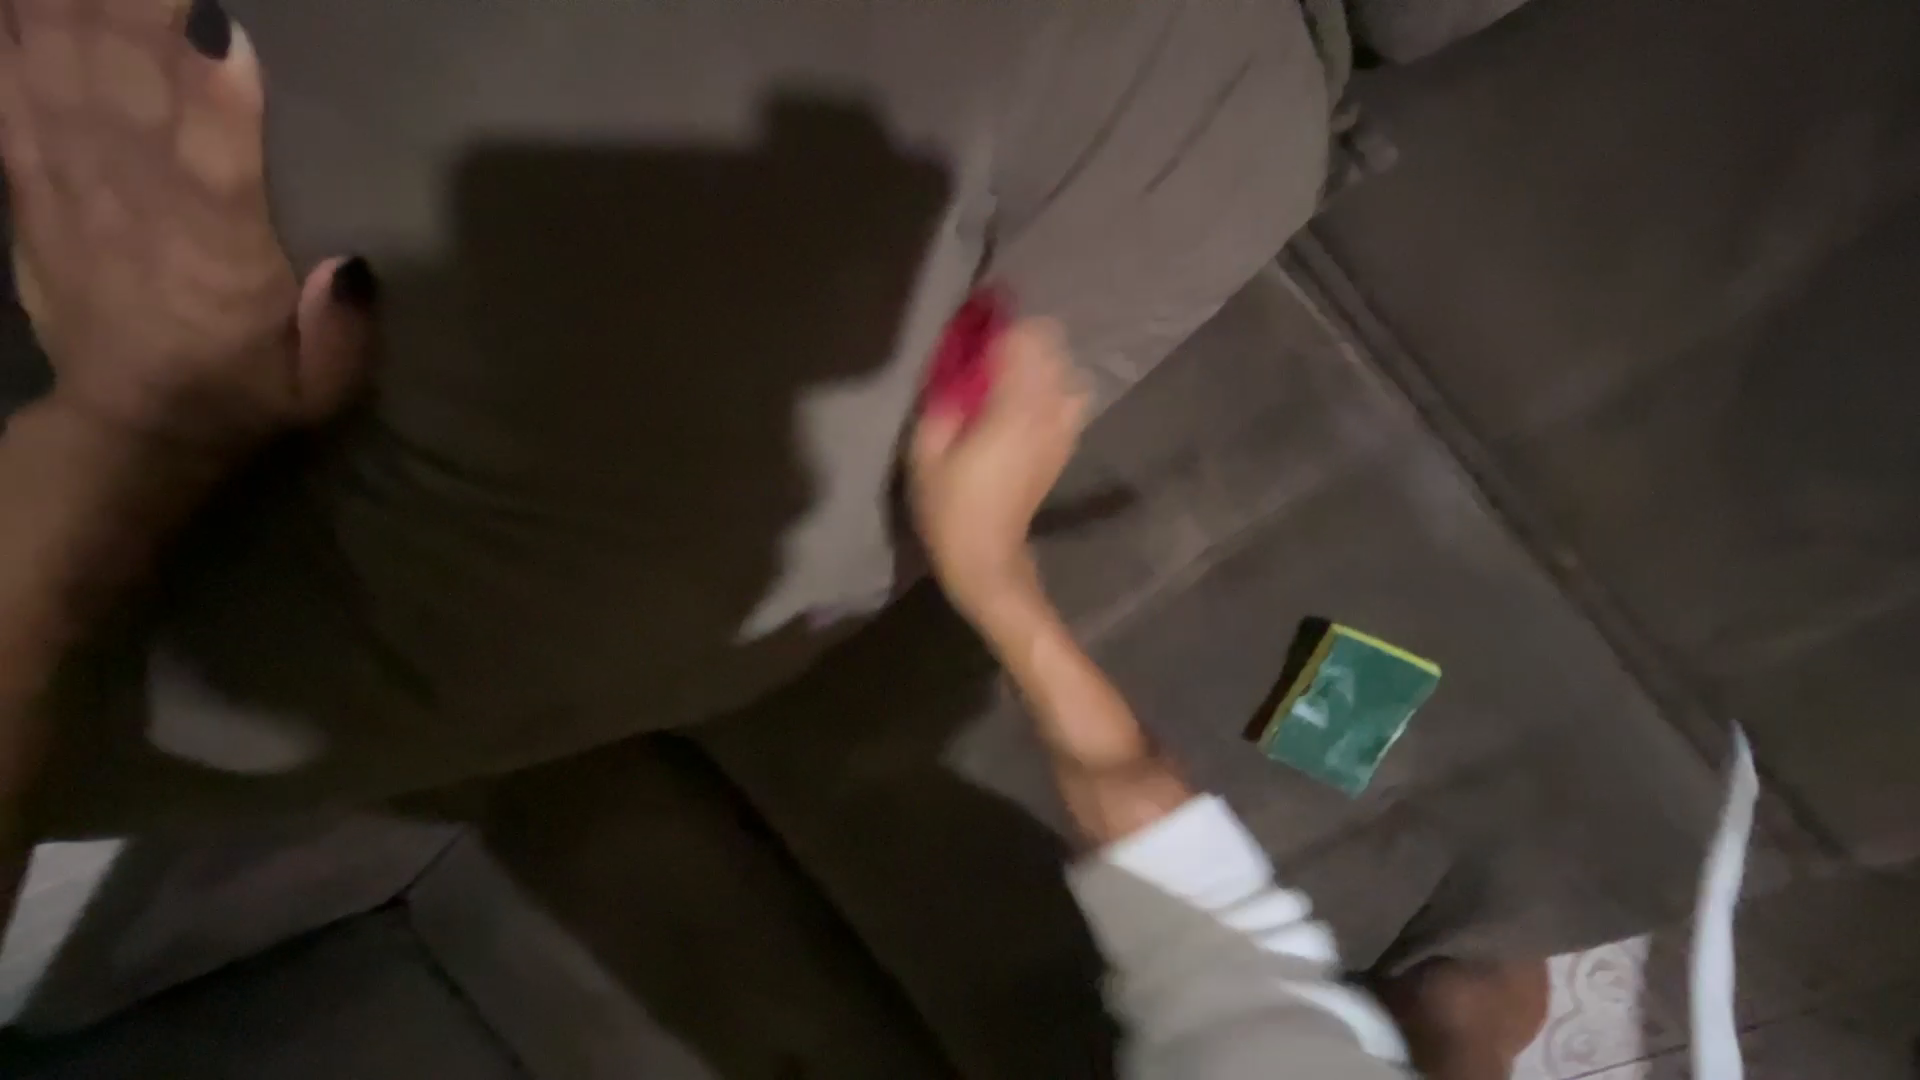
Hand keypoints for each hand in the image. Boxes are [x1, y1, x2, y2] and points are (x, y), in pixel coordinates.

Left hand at [0, 0, 373, 458]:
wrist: (138, 420)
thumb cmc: (252, 395)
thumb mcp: (325, 389)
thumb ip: (342, 331)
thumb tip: (353, 265)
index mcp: (219, 272)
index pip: (213, 171)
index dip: (215, 99)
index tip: (220, 26)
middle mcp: (138, 221)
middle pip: (130, 104)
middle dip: (136, 19)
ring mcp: (72, 199)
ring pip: (62, 84)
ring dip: (73, 12)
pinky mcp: (33, 190)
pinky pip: (9, 100)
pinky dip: (11, 42)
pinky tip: (24, 0)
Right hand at [909, 318, 1088, 621]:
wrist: (987, 557)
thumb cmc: (950, 508)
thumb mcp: (925, 452)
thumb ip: (943, 400)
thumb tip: (957, 367)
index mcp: (1011, 409)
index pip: (1023, 340)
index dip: (1002, 321)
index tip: (978, 320)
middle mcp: (1046, 413)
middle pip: (1053, 347)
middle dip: (1024, 337)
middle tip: (992, 347)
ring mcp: (1062, 431)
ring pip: (1069, 372)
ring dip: (1044, 363)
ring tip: (1014, 372)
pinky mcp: (1064, 447)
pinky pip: (1073, 401)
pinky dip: (1056, 388)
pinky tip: (1030, 401)